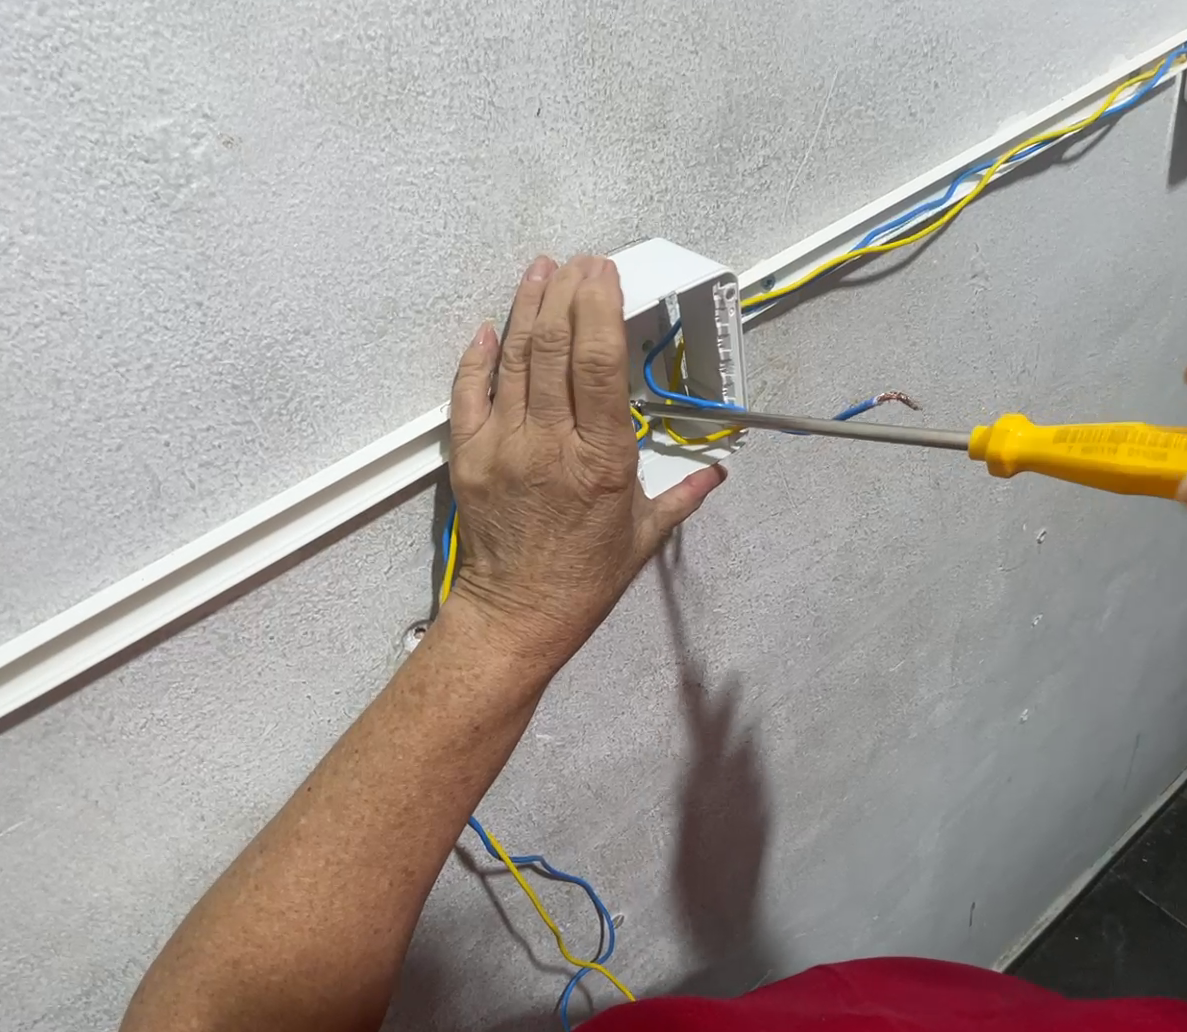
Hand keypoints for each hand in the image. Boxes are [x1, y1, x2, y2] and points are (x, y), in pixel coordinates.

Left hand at [444, 254, 724, 668]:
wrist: (518, 613)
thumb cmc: (587, 577)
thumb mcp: (646, 537)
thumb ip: (684, 496)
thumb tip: (719, 472)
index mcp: (604, 459)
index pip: (601, 363)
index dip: (601, 307)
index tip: (604, 274)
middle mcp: (552, 444)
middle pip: (554, 347)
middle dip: (567, 294)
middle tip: (578, 264)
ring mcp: (502, 447)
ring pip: (514, 360)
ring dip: (527, 308)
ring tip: (540, 271)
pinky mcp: (468, 457)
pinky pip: (468, 394)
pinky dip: (478, 357)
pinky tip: (489, 326)